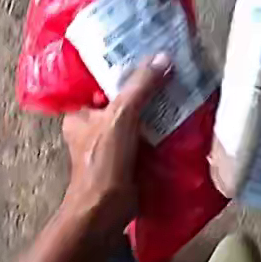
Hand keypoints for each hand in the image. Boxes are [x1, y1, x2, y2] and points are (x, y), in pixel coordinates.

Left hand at [60, 54, 171, 229]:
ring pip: (136, 118)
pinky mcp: (129, 159)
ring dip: (155, 108)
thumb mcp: (120, 116)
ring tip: (180, 87)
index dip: (120, 67)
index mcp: (79, 113)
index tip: (144, 51)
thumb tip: (164, 58)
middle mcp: (93, 127)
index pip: (99, 81)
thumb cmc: (104, 162)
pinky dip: (161, 129)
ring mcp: (111, 144)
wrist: (107, 210)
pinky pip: (147, 136)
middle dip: (143, 87)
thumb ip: (140, 87)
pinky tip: (181, 117)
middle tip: (168, 67)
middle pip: (121, 99)